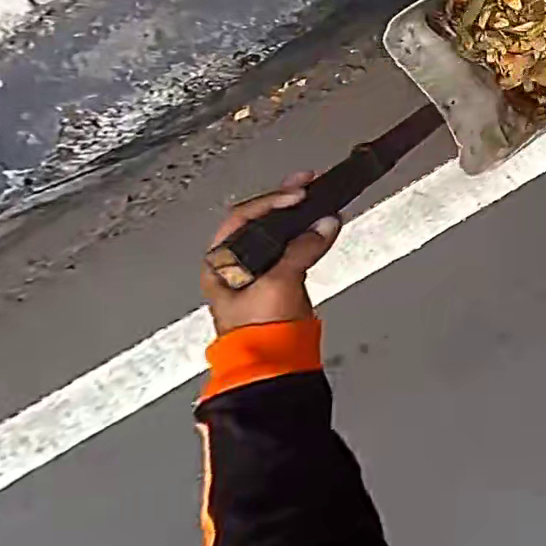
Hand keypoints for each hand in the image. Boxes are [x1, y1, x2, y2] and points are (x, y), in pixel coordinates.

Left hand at [200, 172, 341, 335]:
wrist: (273, 364)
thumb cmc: (258, 332)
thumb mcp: (280, 282)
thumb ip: (303, 248)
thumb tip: (324, 224)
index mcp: (221, 261)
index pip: (244, 216)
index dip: (272, 200)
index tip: (299, 193)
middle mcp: (235, 263)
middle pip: (260, 219)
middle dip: (285, 200)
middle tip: (307, 181)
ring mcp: (258, 270)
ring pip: (277, 231)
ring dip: (297, 214)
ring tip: (316, 197)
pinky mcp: (280, 279)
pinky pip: (293, 245)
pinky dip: (306, 231)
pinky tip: (319, 224)